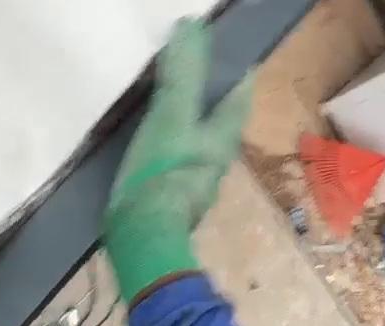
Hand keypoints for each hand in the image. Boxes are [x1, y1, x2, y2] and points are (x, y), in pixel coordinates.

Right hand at [104, 17, 253, 302]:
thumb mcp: (172, 114)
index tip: (241, 64)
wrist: (143, 238)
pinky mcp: (170, 205)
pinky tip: (157, 147)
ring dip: (193, 129)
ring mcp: (192, 189)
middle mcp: (214, 167)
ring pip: (199, 149)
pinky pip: (176, 169)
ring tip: (178, 109)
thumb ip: (183, 73)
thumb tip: (192, 28)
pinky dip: (171, 151)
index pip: (237, 102)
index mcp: (221, 143)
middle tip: (206, 82)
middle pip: (221, 127)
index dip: (239, 80)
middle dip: (216, 104)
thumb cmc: (162, 174)